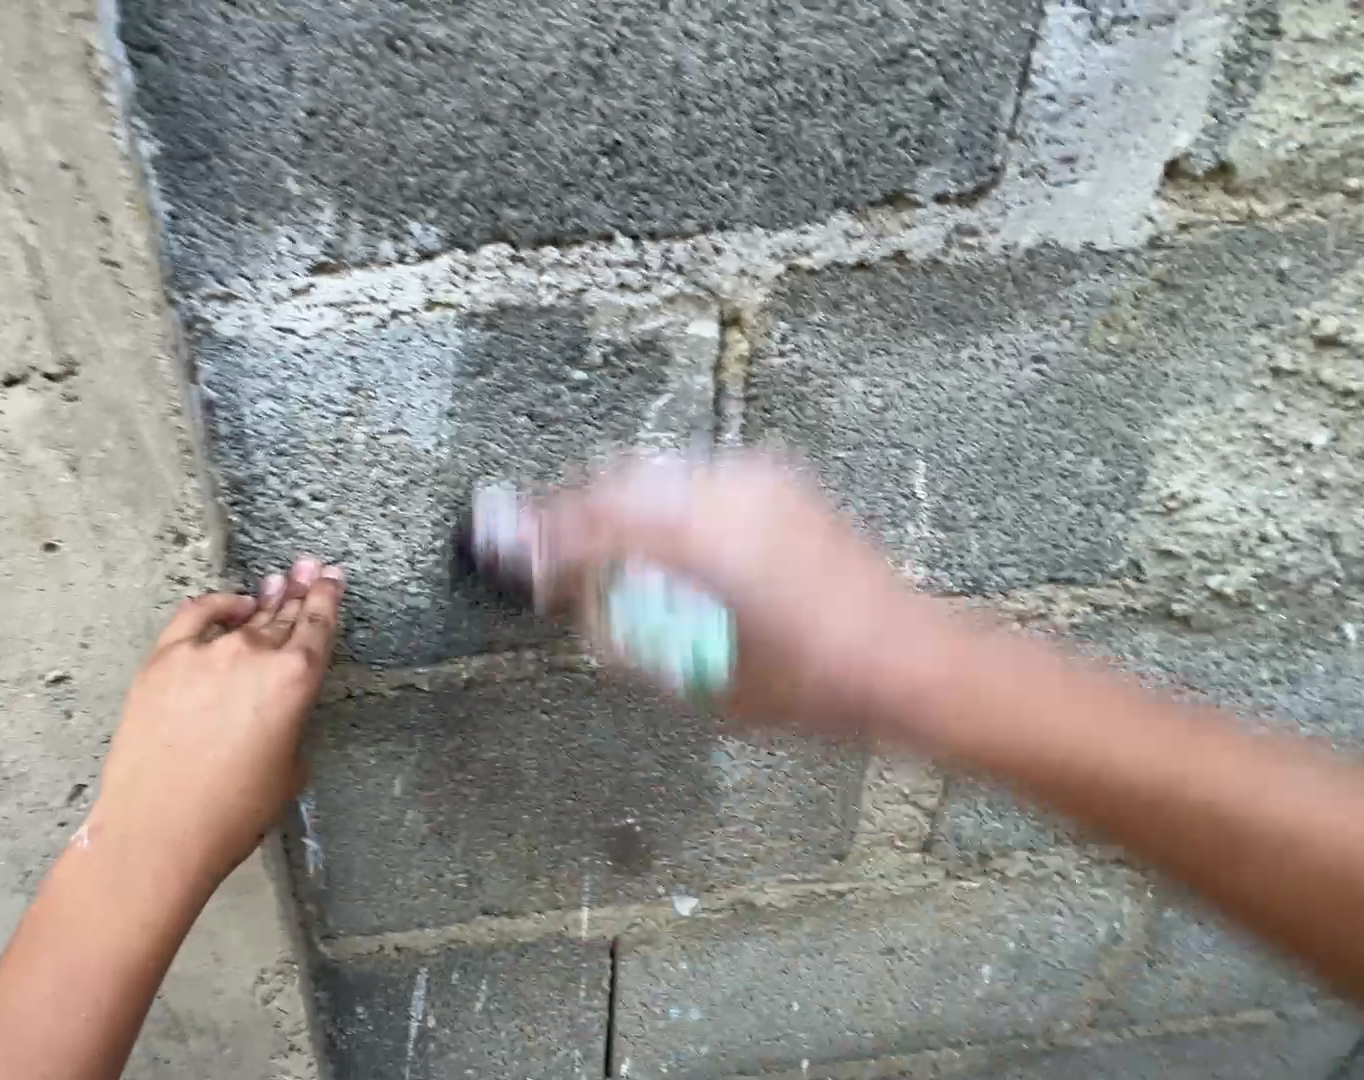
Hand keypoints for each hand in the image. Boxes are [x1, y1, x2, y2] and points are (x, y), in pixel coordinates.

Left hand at [86, 558, 344, 890]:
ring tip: (278, 581)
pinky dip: (214, 606)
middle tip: (309, 567)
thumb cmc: (231, 812)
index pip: (318, 624)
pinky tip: (230, 603)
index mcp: (295, 680)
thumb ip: (290, 721)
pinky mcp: (165, 660)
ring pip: (244, 615)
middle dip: (300, 589)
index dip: (327, 596)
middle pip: (284, 613)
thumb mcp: (289, 768)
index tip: (331, 576)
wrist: (159, 830)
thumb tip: (276, 706)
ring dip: (264, 598)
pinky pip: (194, 617)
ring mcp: (206, 652)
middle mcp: (254, 655)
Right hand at [533, 454, 950, 737]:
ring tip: (585, 533)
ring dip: (607, 501)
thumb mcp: (696, 677)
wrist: (910, 660)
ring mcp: (751, 479)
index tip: (499, 540)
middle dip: (566, 510)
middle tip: (536, 538)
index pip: (590, 527)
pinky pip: (690, 477)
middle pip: (612, 485)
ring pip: (649, 474)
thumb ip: (624, 633)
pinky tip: (650, 527)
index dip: (537, 536)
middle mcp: (718, 492)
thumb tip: (576, 603)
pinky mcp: (774, 480)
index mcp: (695, 542)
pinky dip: (654, 498)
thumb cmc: (802, 687)